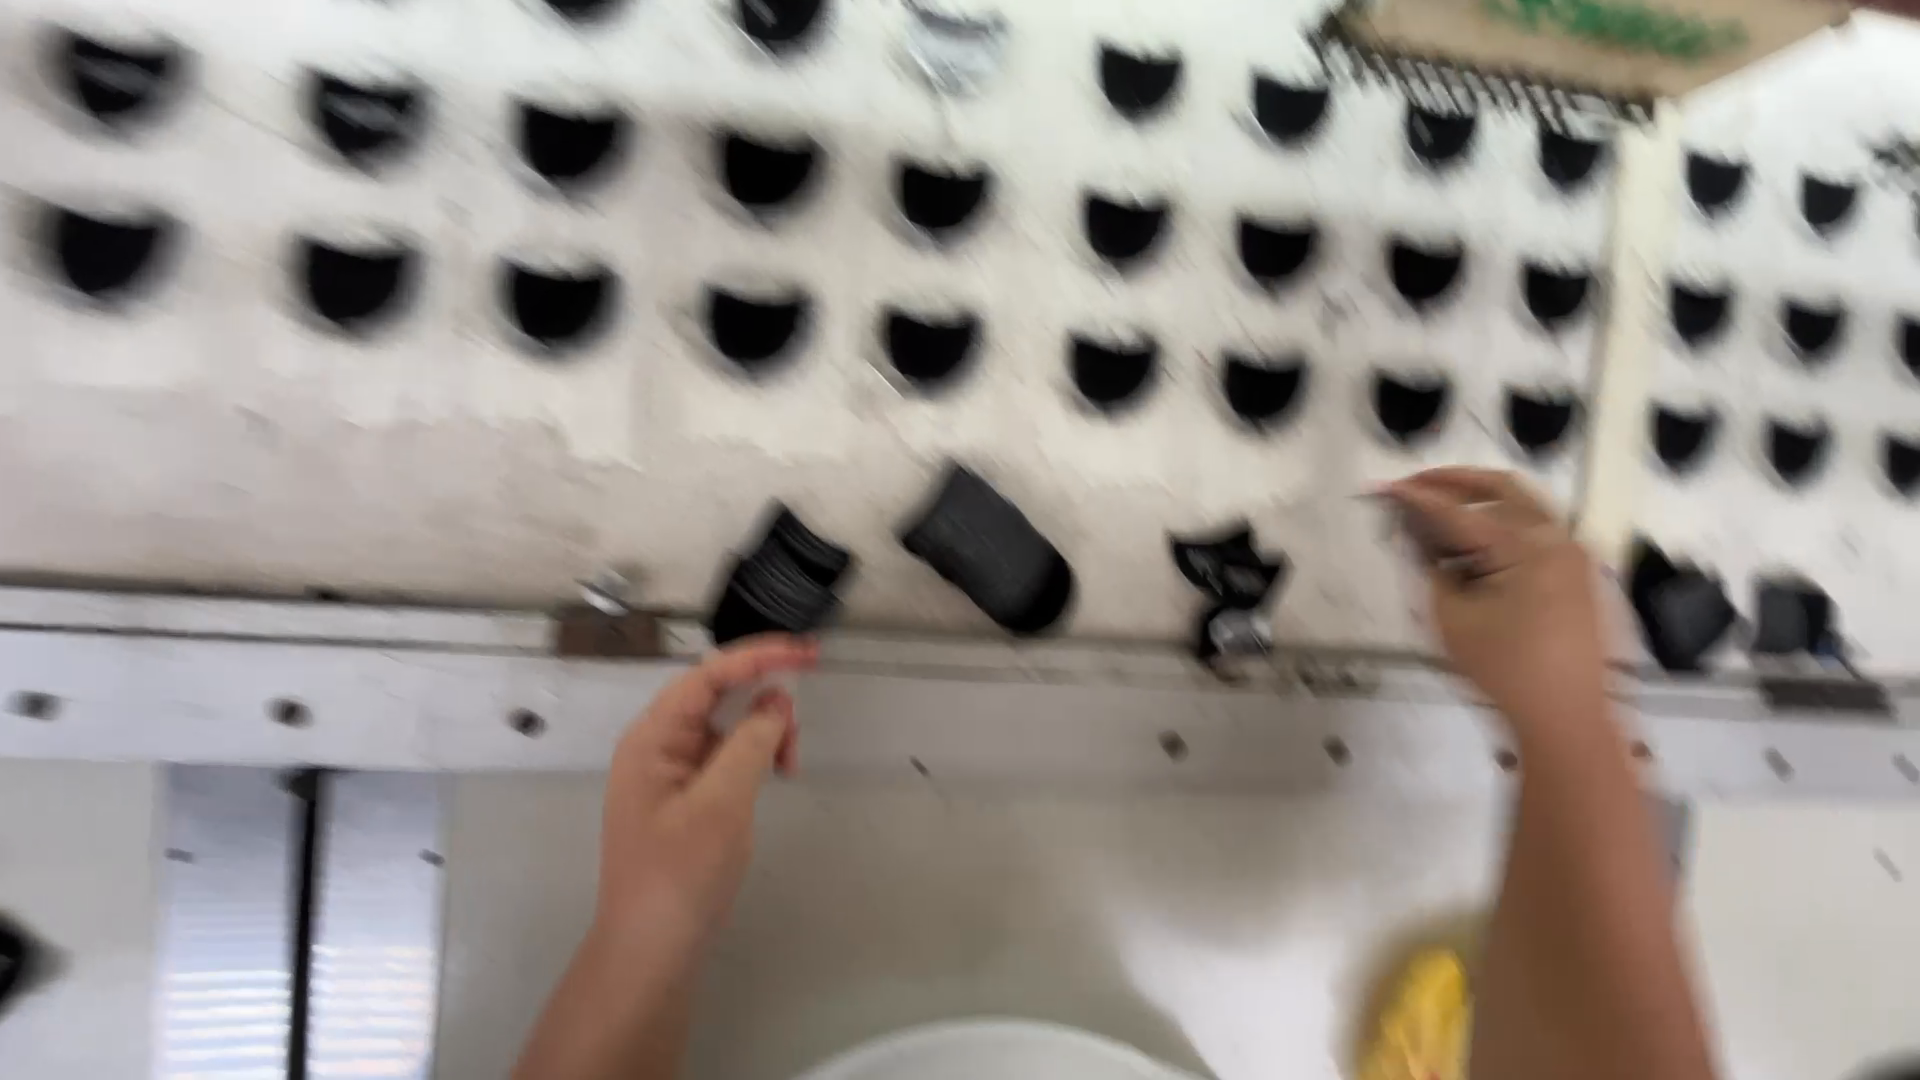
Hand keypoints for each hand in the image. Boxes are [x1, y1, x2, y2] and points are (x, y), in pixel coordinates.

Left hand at [592, 634, 818, 960]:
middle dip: (766, 699)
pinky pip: (731, 753)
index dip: (760, 656)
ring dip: (766, 732)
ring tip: (789, 766)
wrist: (651, 952)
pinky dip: (759, 756)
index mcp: (653, 737)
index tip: (808, 653)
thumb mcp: (721, 804)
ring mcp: (675, 770)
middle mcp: (661, 744)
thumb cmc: (679, 876)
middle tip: (799, 731)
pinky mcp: (691, 794)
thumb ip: (751, 742)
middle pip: (720, 693)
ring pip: (731, 723)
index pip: (709, 674)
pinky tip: (777, 775)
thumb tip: (777, 699)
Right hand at [1384, 469, 1609, 740]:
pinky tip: (1469, 540)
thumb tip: (1415, 534)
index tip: (1381, 488)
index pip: (1456, 510)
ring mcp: (1574, 554)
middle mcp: (1557, 538)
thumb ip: (1431, 566)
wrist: (1567, 716)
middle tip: (1412, 485)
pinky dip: (1499, 520)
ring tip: (1435, 508)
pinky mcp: (1578, 573)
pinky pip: (1535, 528)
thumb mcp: (1449, 616)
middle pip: (1501, 486)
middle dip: (1451, 480)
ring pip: (1522, 503)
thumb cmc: (1502, 668)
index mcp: (1524, 548)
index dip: (1414, 497)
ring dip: (1477, 497)